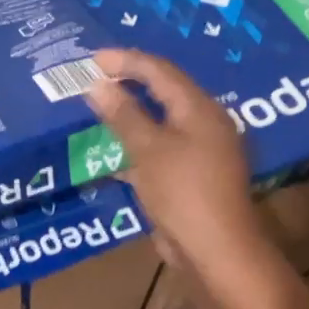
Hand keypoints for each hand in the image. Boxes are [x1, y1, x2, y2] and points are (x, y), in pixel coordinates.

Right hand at [88, 49, 271, 286]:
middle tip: (96, 79)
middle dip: (130, 84)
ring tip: (101, 110)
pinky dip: (137, 147)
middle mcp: (205, 125)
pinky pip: (160, 151)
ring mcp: (201, 153)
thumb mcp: (147, 150)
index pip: (161, 72)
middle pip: (165, 94)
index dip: (127, 62)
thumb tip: (97, 85)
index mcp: (200, 110)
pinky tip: (115, 154)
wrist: (215, 249)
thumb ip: (123, 116)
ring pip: (161, 124)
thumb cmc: (183, 192)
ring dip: (132, 116)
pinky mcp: (192, 178)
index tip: (93, 59)